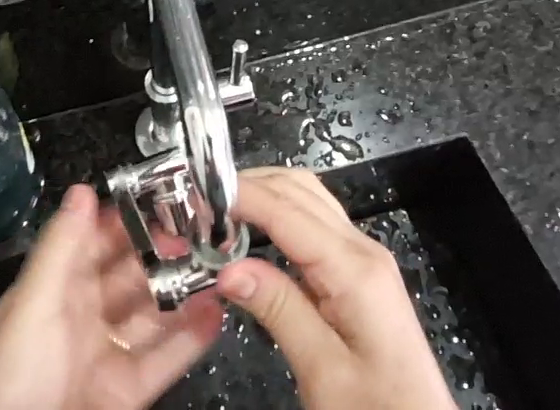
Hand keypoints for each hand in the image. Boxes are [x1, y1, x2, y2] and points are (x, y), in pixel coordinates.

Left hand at [0, 184, 223, 409]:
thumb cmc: (11, 381)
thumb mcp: (32, 305)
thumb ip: (61, 248)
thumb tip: (81, 192)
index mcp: (52, 290)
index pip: (92, 243)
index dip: (124, 220)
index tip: (158, 198)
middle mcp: (80, 317)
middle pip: (127, 275)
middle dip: (160, 252)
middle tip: (196, 232)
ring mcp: (106, 354)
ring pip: (151, 313)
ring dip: (182, 290)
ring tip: (213, 266)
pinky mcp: (128, 391)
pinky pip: (165, 358)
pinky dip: (191, 335)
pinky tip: (213, 312)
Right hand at [216, 168, 457, 409]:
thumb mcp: (325, 373)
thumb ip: (279, 312)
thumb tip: (226, 268)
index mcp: (354, 268)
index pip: (285, 209)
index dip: (239, 195)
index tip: (195, 194)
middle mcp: (362, 249)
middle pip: (298, 188)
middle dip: (247, 185)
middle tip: (198, 201)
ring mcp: (363, 257)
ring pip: (306, 197)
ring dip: (262, 193)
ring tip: (216, 211)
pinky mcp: (358, 272)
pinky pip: (313, 222)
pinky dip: (276, 212)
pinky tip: (249, 231)